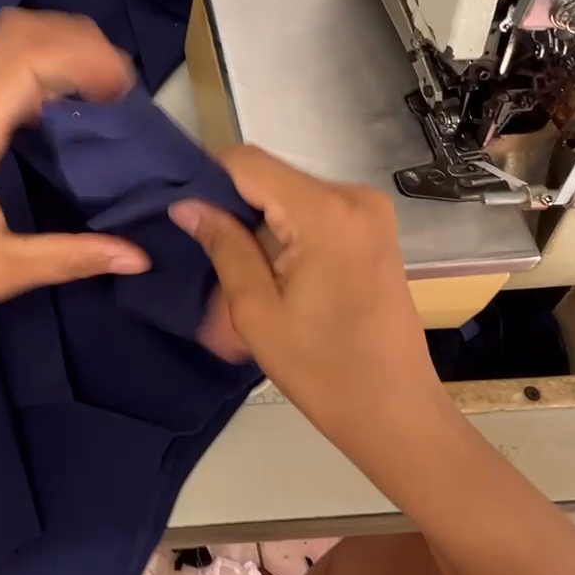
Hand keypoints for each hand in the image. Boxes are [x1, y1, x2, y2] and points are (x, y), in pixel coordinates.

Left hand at [0, 9, 150, 344]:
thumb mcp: (3, 272)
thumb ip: (72, 257)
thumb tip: (138, 256)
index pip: (26, 60)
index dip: (81, 57)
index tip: (123, 86)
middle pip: (14, 36)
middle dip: (72, 39)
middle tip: (118, 77)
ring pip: (1, 47)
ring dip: (52, 47)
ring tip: (98, 80)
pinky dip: (34, 67)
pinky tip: (60, 103)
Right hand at [171, 147, 445, 452]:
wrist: (396, 412)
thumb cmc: (324, 370)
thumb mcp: (257, 310)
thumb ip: (223, 245)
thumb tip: (186, 204)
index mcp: (326, 213)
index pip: (249, 163)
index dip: (207, 176)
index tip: (178, 205)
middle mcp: (354, 196)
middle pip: (270, 176)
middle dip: (231, 203)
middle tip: (198, 242)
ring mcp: (369, 210)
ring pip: (288, 192)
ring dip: (255, 219)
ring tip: (228, 262)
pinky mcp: (372, 227)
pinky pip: (311, 209)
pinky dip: (282, 229)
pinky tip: (265, 266)